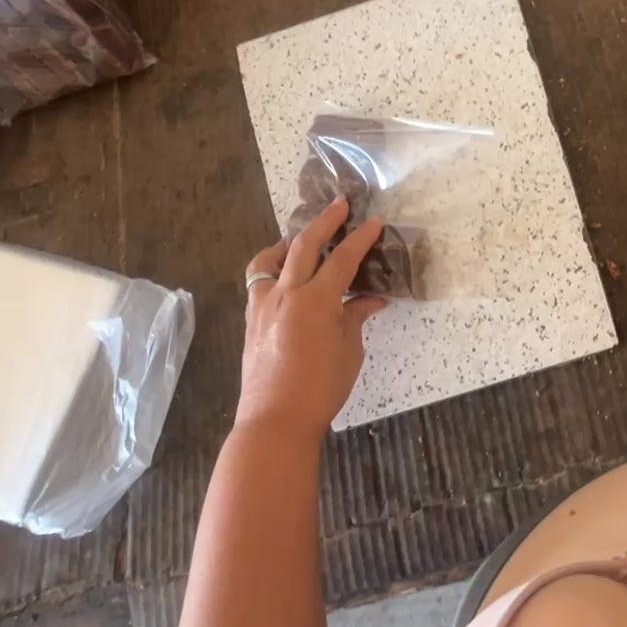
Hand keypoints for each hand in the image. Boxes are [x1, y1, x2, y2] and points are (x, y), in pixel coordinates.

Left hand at [236, 197, 387, 440]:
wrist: (275, 420)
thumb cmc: (321, 388)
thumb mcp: (349, 350)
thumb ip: (356, 317)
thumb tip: (372, 299)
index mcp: (316, 300)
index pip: (343, 258)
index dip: (361, 237)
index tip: (375, 222)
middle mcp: (286, 294)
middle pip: (305, 244)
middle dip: (325, 220)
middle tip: (341, 205)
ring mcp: (263, 305)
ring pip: (270, 258)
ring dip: (289, 242)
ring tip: (303, 241)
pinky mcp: (251, 319)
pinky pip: (258, 281)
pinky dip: (272, 268)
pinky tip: (285, 276)